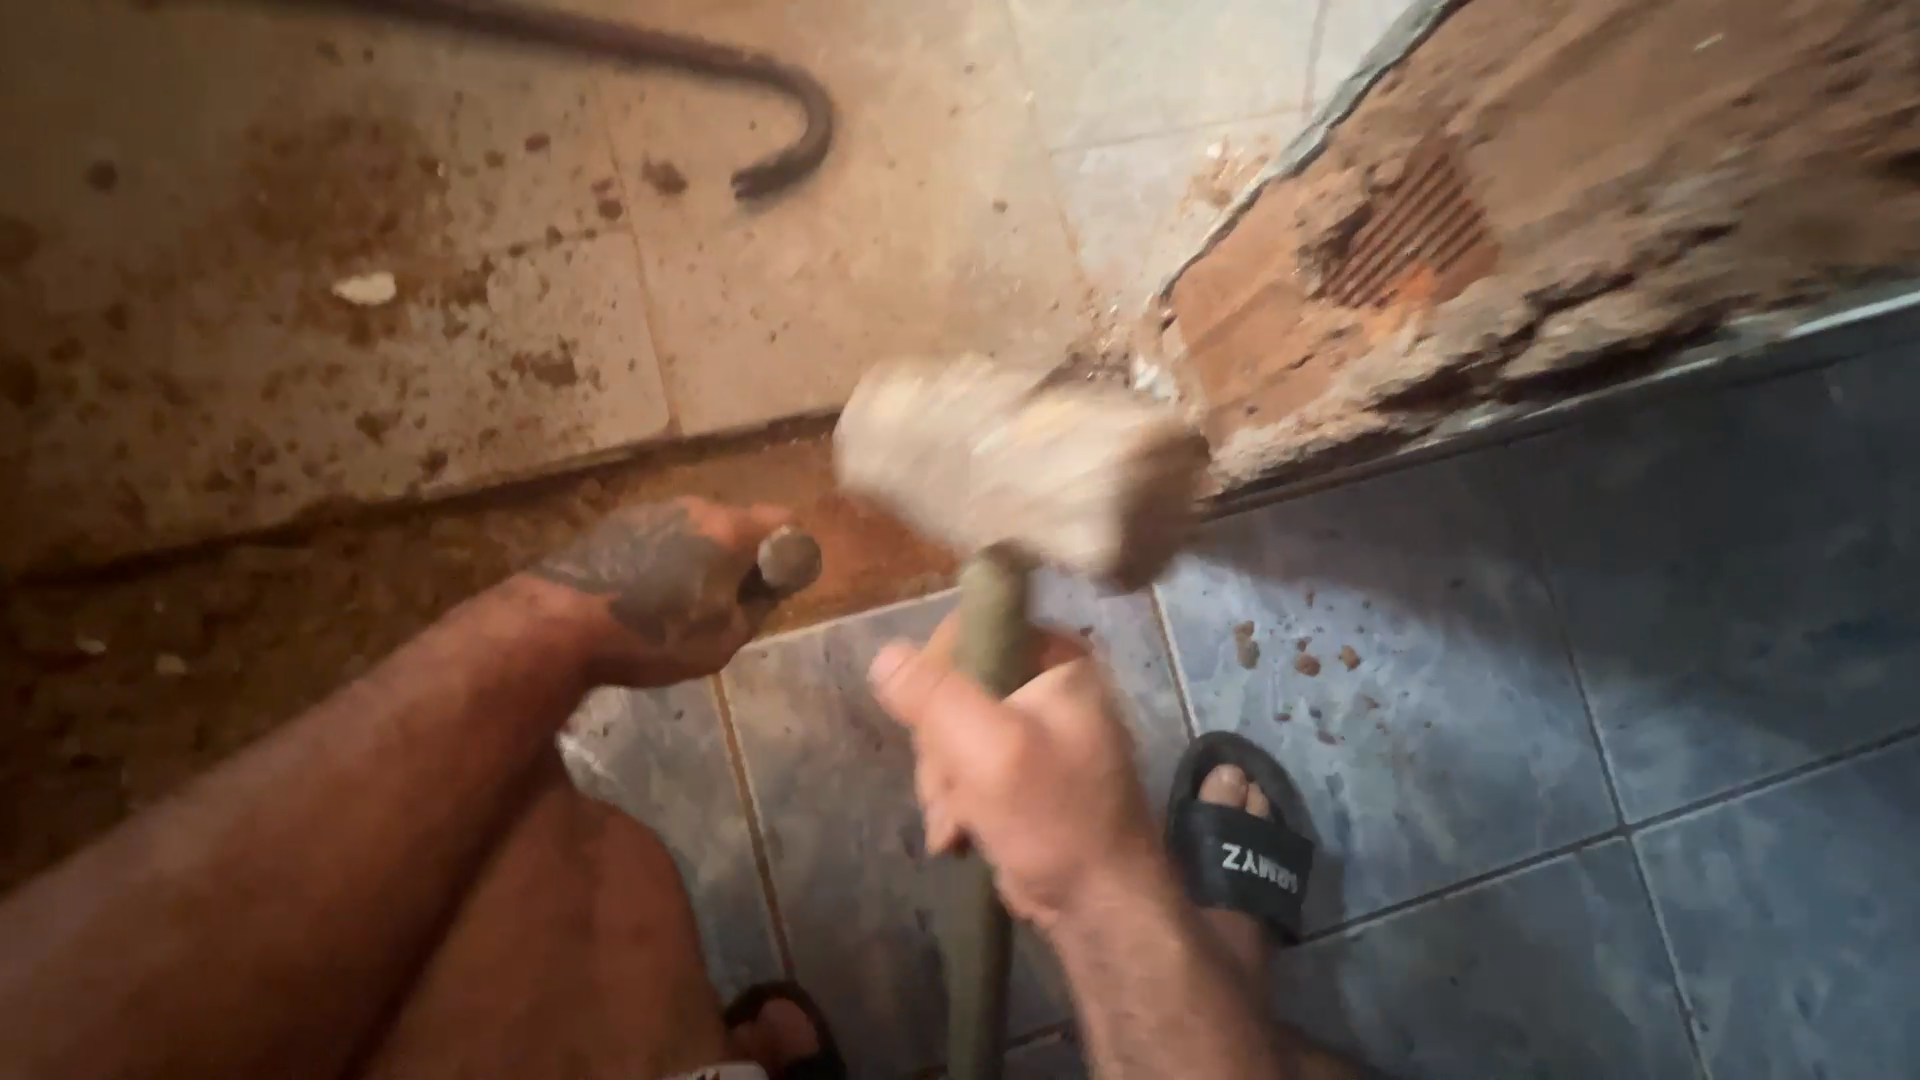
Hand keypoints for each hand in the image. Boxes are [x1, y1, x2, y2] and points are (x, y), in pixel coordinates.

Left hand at [530, 497, 792, 687]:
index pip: (785, 522)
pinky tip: (647, 595)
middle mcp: (694, 508)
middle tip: (735, 599)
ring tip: (686, 601)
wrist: (553, 626)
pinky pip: (662, 535)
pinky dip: (669, 558)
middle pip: (739, 523)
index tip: (781, 584)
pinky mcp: (614, 524)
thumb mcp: (724, 639)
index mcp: (729, 530)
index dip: (793, 552)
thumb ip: (758, 607)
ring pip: (698, 529)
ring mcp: (650, 511)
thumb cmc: (653, 636)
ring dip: (705, 557)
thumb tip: (769, 589)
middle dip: (746, 556)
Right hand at [868, 618, 1161, 928]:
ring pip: (950, 729)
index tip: (926, 720)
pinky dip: (953, 799)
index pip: (971, 630)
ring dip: (941, 781)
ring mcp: (1031, 728)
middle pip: (953, 686)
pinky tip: (957, 833)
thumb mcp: (990, 748)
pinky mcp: (1018, 769)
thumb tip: (884, 654)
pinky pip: (962, 764)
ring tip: (955, 822)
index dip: (936, 673)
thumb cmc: (1054, 817)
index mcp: (1055, 658)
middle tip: (947, 785)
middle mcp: (1045, 683)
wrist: (1098, 906)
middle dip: (939, 746)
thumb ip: (935, 696)